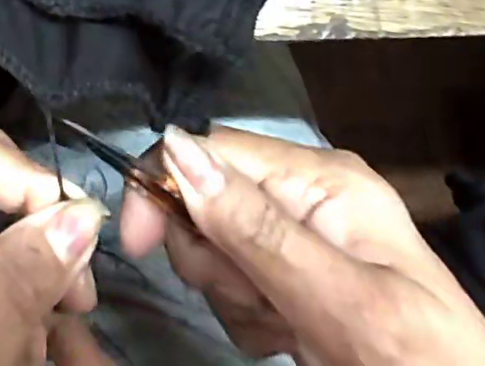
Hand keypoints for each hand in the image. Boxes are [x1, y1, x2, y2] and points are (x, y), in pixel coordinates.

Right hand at [120, 126, 484, 365]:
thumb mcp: (347, 306)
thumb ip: (259, 229)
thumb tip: (174, 146)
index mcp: (323, 177)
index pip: (216, 149)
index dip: (167, 184)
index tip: (137, 246)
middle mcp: (308, 192)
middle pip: (210, 195)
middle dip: (213, 254)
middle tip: (256, 302)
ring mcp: (303, 235)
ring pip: (217, 244)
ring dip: (234, 294)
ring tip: (285, 330)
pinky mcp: (297, 274)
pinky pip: (238, 280)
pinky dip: (248, 315)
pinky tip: (289, 338)